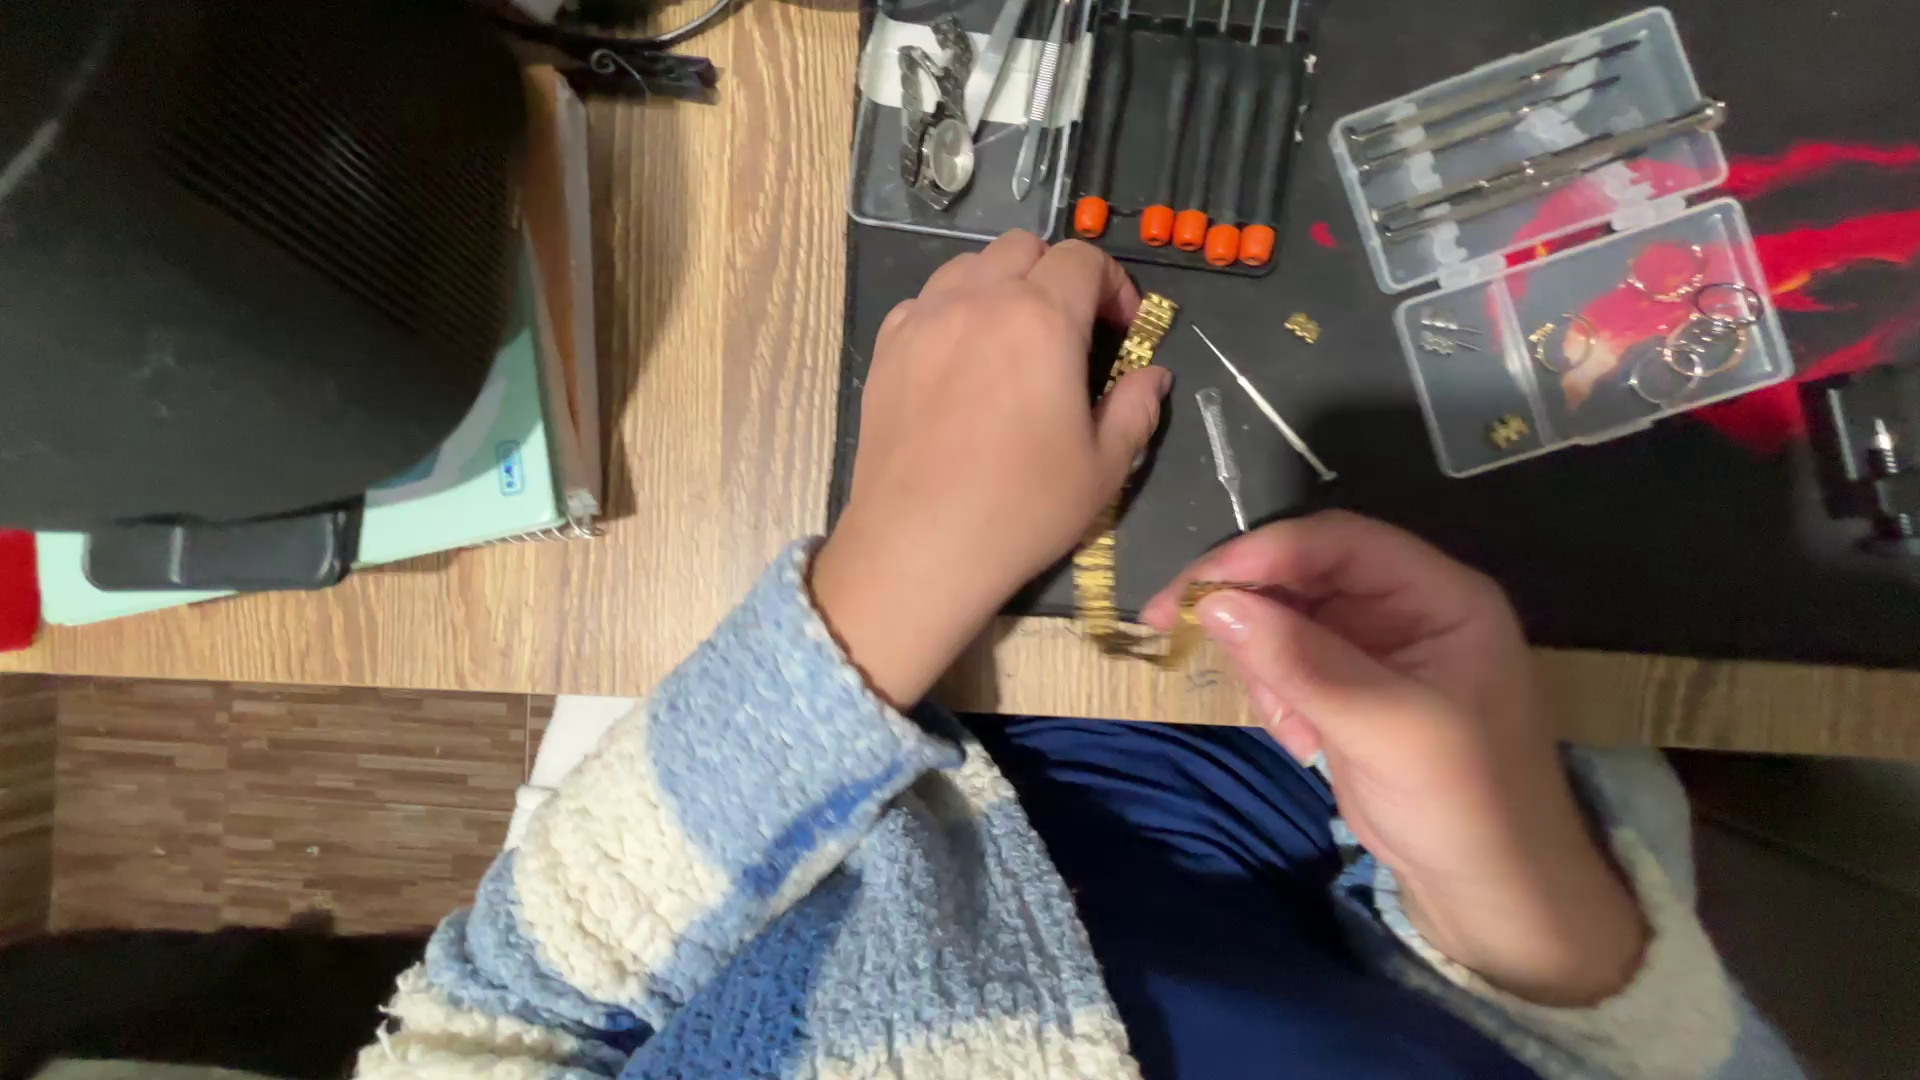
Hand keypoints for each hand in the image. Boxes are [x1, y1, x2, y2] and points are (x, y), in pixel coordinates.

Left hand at [812, 232, 1169, 706]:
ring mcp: (922, 323)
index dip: (1112, 285)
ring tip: (1011, 338)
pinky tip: (958, 360)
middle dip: (1057, 275)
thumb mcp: (1103, 469)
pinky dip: (950, 311)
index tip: (1120, 329)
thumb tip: (1152, 376)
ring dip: (1001, 285)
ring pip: (968, 267)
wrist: (919, 547)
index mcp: (1041, 320)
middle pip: (1023, 248)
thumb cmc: (1021, 510)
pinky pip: (923, 303)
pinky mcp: (886, 352)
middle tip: (1069, 331)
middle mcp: (977, 302)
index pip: (1083, 259)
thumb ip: (1136, 410)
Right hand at [1144, 511, 1645, 1005]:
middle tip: (1174, 625)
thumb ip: (1302, 663)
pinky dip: (1268, 690)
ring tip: (1286, 721)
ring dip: (1258, 660)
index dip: (1263, 552)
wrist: (1483, 887)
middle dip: (1242, 603)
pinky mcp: (1337, 677)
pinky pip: (1275, 656)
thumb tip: (1213, 604)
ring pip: (1275, 613)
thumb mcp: (1388, 729)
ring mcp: (1364, 641)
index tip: (1196, 586)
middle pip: (1296, 569)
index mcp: (1436, 594)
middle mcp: (1397, 604)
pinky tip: (1298, 738)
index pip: (1336, 541)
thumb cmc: (1465, 804)